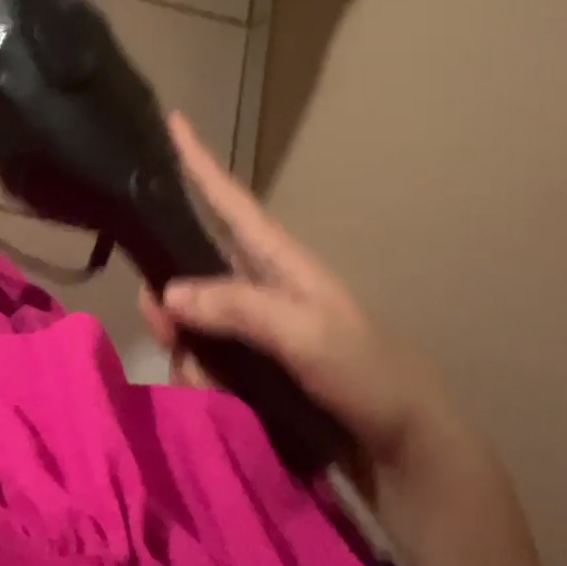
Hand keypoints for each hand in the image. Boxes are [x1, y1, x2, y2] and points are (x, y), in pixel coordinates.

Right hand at [138, 114, 460, 474]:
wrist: (405, 446)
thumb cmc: (366, 372)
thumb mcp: (305, 332)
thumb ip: (237, 306)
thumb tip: (167, 293)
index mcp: (277, 259)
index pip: (228, 199)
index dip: (199, 160)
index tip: (170, 119)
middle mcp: (256, 283)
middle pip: (187, 265)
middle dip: (165, 295)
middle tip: (160, 326)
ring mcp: (252, 325)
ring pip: (187, 317)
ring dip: (183, 347)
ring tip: (201, 379)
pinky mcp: (249, 363)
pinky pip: (200, 355)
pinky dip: (198, 375)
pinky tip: (212, 395)